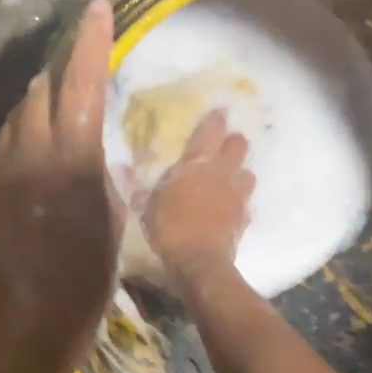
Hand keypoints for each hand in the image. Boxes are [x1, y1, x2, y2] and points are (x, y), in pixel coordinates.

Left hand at [0, 0, 120, 372]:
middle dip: (59, 77)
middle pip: (39, 93)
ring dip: (36, 115)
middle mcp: (25, 157)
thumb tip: (89, 139)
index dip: (91, 42)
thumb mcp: (112, 222)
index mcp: (72, 163)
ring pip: (15, 123)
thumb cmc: (86, 285)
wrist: (23, 337)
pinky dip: (17, 154)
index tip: (96, 6)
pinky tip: (29, 181)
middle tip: (75, 73)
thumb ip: (99, 170)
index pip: (82, 85)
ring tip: (55, 127)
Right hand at [138, 111, 254, 281]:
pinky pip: (246, 201)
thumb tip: (123, 170)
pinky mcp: (245, 216)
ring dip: (241, 172)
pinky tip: (232, 208)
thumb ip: (142, 188)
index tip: (220, 111)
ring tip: (233, 177)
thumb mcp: (147, 206)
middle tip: (228, 143)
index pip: (210, 132)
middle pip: (238, 145)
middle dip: (234, 142)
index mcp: (196, 164)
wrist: (200, 261)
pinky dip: (240, 201)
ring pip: (249, 173)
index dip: (215, 120)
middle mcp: (221, 172)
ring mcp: (237, 194)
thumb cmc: (169, 227)